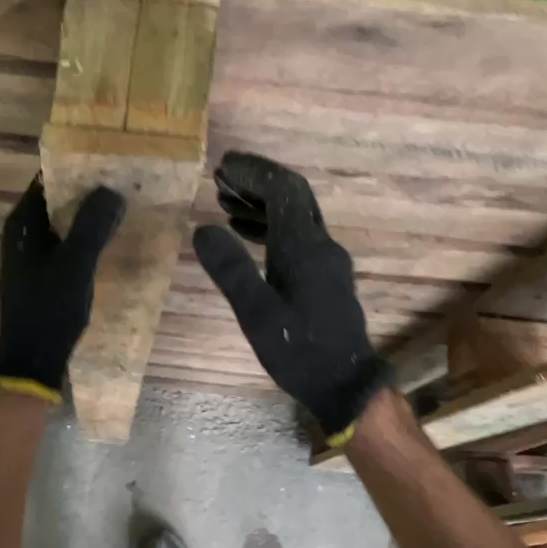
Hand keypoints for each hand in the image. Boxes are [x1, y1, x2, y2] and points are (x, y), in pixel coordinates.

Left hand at [0, 177, 125, 393]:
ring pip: (60, 227)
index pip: (46, 180)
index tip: (107, 160)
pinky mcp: (39, 279)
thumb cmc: (50, 308)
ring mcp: (29, 259)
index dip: (75, 168)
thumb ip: (92, 225)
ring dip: (85, 218)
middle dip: (85, 193)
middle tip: (121, 182)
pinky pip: (63, 248)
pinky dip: (82, 241)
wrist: (32, 361)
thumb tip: (111, 188)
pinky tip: (106, 245)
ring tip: (120, 208)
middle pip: (54, 202)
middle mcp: (20, 237)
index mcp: (21, 225)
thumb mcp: (75, 263)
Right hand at [193, 151, 392, 439]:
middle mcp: (320, 245)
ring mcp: (325, 260)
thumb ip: (231, 270)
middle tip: (221, 176)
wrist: (344, 383)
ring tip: (224, 201)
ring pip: (294, 216)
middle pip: (293, 196)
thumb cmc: (299, 351)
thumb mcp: (256, 314)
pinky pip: (295, 236)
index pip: (283, 189)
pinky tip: (245, 235)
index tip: (223, 165)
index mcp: (304, 247)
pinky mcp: (324, 276)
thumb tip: (202, 229)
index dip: (254, 172)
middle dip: (257, 181)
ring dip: (261, 203)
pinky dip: (269, 226)